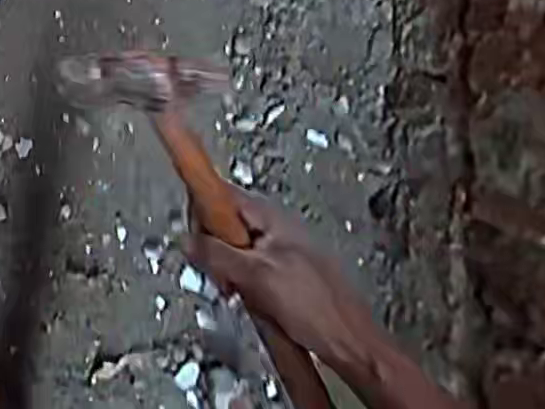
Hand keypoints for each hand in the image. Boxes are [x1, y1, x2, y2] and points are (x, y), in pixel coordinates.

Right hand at [182, 188, 379, 374]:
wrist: (358, 352)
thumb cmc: (317, 309)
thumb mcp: (256, 276)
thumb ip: (216, 253)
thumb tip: (186, 240)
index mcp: (269, 215)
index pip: (216, 192)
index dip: (199, 210)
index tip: (193, 233)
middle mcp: (274, 226)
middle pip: (222, 220)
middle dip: (213, 246)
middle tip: (219, 272)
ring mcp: (280, 249)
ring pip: (234, 246)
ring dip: (227, 268)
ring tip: (237, 290)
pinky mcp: (284, 272)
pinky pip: (248, 265)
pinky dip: (242, 280)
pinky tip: (250, 299)